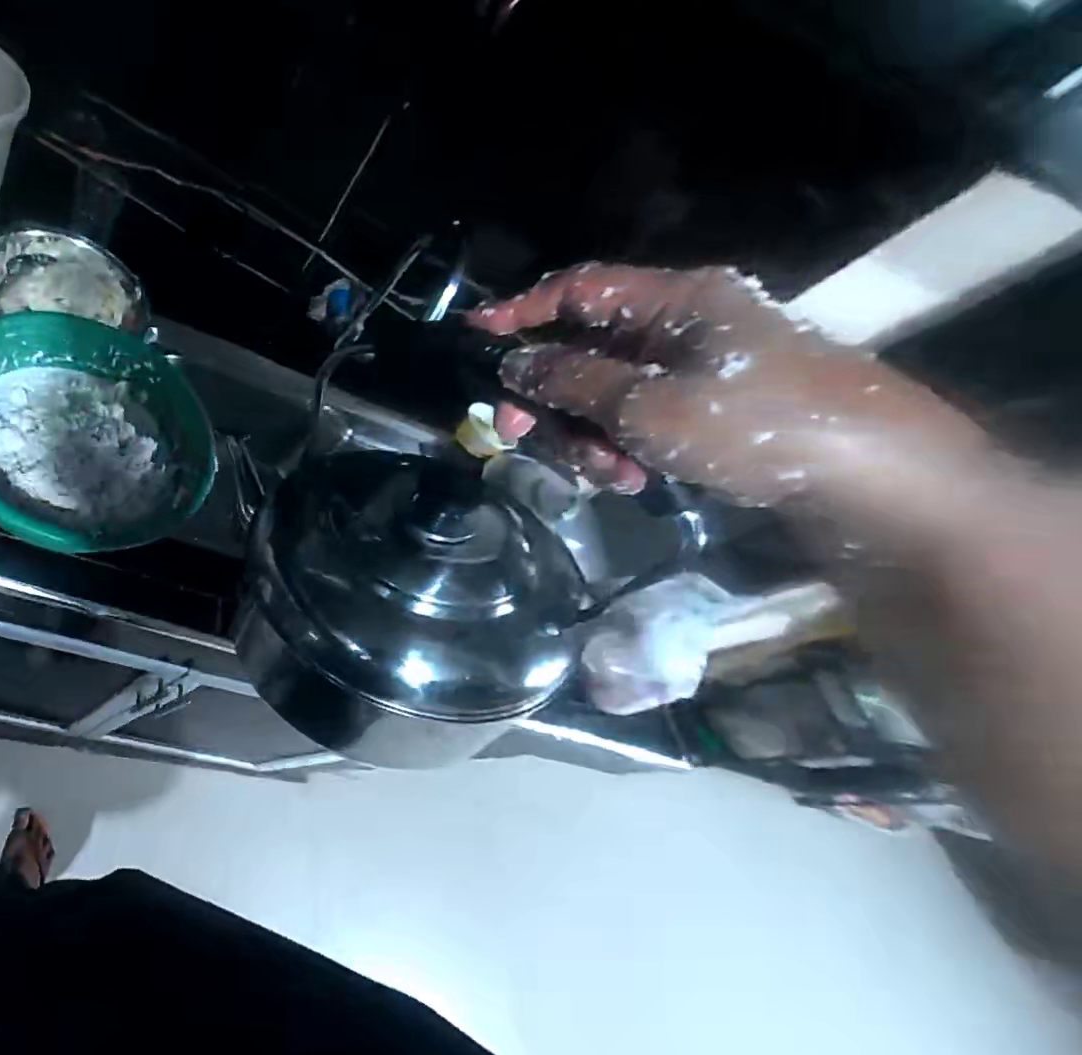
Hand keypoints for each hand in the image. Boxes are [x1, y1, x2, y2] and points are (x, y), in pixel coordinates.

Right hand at [467, 264, 989, 506]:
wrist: (865, 477)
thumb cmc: (751, 422)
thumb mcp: (643, 404)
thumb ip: (568, 381)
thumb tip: (512, 364)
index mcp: (671, 304)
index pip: (578, 289)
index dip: (521, 309)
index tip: (475, 333)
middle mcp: (673, 329)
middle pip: (576, 354)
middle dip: (546, 401)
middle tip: (515, 435)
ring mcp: (682, 371)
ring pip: (595, 397)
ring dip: (583, 439)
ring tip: (608, 474)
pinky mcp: (692, 408)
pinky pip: (625, 422)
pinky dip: (616, 451)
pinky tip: (632, 480)